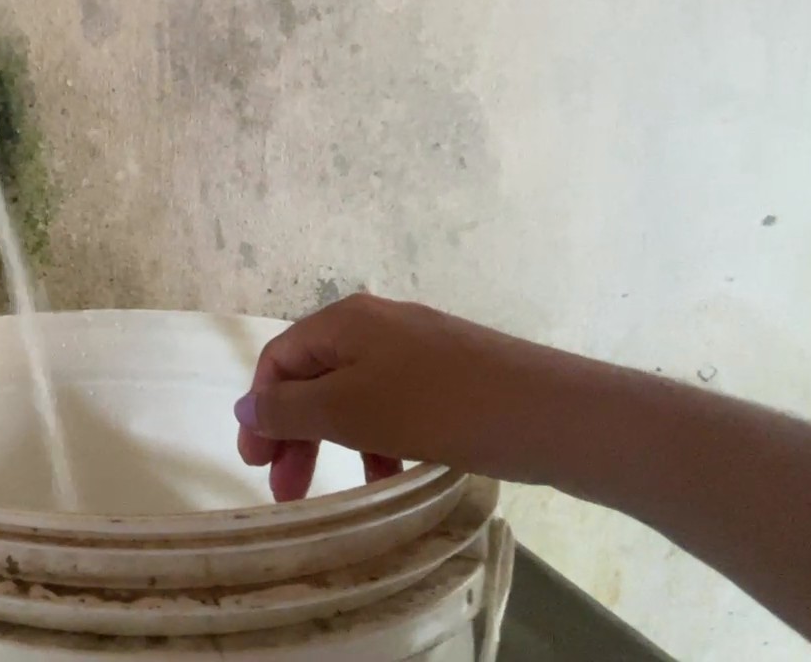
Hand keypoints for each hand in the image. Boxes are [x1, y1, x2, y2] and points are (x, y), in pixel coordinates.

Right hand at [235, 294, 574, 499]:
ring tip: (346, 489)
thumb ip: (288, 409)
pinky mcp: (453, 373)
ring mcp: (418, 347)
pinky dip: (382, 437)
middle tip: (286, 488)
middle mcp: (375, 323)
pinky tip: (395, 473)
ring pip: (355, 393)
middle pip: (314, 377)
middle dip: (295, 432)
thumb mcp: (351, 411)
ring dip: (338, 441)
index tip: (255, 463)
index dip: (259, 410)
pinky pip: (395, 402)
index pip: (278, 360)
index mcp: (343, 321)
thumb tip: (244, 404)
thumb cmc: (442, 408)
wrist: (566, 416)